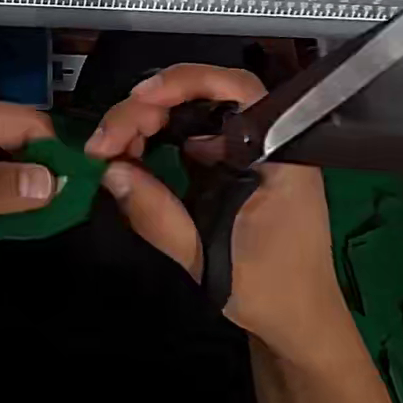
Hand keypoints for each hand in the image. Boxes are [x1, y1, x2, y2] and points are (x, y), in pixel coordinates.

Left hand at [0, 96, 57, 283]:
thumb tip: (56, 183)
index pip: (28, 124)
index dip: (58, 152)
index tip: (85, 189)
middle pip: (20, 150)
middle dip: (44, 179)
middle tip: (71, 217)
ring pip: (5, 177)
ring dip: (23, 200)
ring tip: (50, 229)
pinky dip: (0, 213)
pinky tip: (15, 232)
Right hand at [84, 64, 347, 356]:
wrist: (298, 319)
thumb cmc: (269, 292)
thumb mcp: (209, 261)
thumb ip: (158, 216)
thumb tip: (110, 171)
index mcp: (278, 154)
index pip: (236, 89)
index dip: (185, 83)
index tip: (140, 99)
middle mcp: (263, 139)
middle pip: (200, 97)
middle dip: (146, 110)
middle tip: (104, 142)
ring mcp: (244, 147)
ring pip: (188, 111)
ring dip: (144, 122)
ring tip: (109, 149)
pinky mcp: (228, 159)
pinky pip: (188, 131)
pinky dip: (154, 137)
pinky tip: (130, 154)